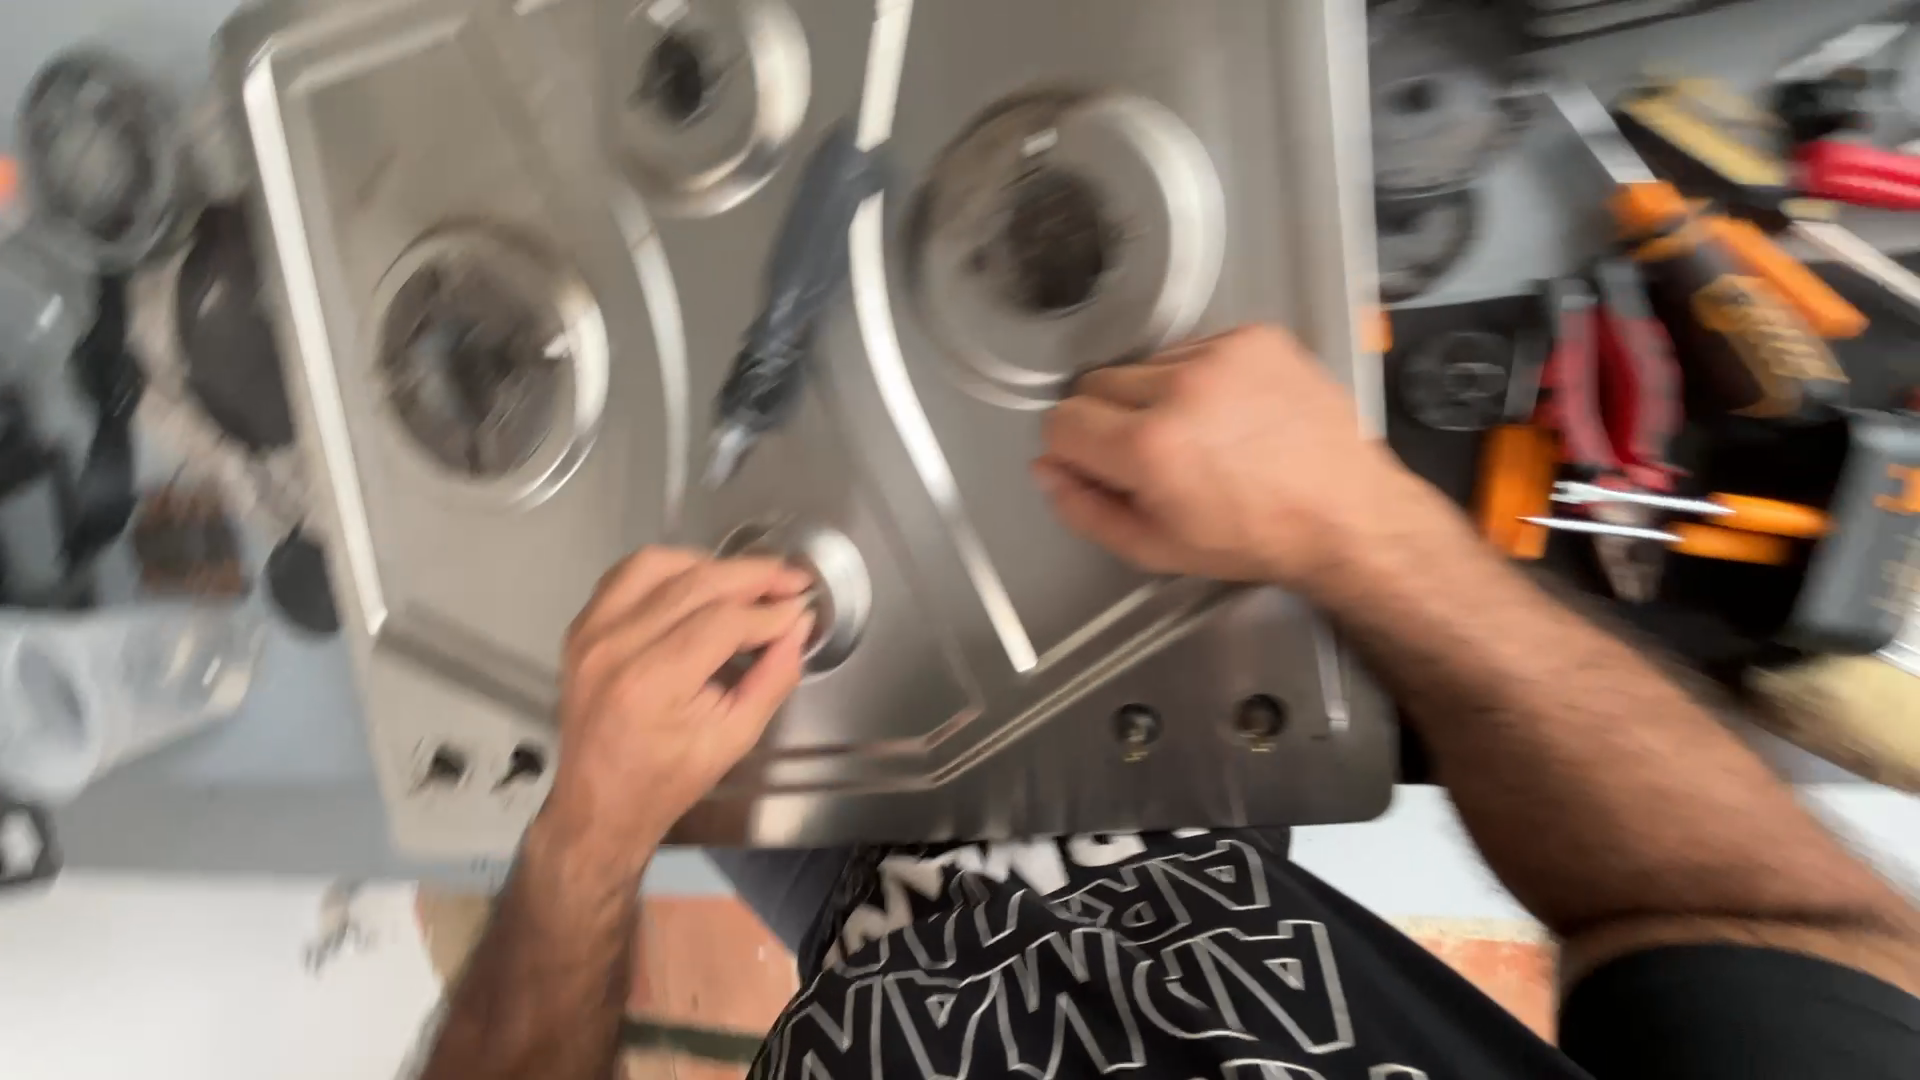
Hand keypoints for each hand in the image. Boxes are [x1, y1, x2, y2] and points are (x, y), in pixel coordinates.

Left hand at [542, 548, 814, 861]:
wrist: (599, 805)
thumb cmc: (670, 779)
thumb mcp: (737, 737)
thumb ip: (775, 676)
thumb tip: (799, 624)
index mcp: (652, 683)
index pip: (724, 621)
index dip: (771, 611)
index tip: (802, 609)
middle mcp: (615, 646)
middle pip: (697, 582)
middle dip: (755, 576)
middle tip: (791, 580)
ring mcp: (591, 632)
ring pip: (660, 564)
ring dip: (713, 564)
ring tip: (748, 582)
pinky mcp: (582, 627)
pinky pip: (628, 573)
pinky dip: (670, 568)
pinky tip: (700, 582)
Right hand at [1034, 324, 1413, 589]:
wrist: (1345, 512)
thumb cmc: (1252, 537)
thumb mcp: (1154, 548)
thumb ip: (1083, 509)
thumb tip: (1046, 470)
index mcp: (1149, 447)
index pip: (1061, 420)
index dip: (1071, 448)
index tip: (1097, 463)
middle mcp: (1180, 388)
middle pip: (1094, 385)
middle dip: (1108, 421)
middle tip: (1151, 455)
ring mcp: (1220, 355)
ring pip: (1139, 365)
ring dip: (1150, 395)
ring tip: (1196, 433)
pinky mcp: (1252, 337)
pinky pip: (1188, 347)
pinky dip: (1193, 377)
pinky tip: (1224, 411)